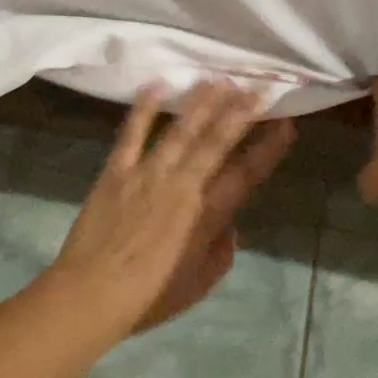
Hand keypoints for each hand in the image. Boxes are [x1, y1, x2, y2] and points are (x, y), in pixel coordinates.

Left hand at [48, 81, 295, 334]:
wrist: (91, 295)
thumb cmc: (147, 299)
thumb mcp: (197, 285)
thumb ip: (220, 254)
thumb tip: (229, 229)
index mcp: (206, 216)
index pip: (245, 175)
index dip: (267, 149)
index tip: (286, 125)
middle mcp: (182, 187)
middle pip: (217, 142)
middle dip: (241, 112)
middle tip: (260, 87)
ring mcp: (147, 174)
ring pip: (180, 130)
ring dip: (201, 103)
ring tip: (219, 79)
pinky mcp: (116, 172)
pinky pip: (132, 134)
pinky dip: (143, 108)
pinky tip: (156, 85)